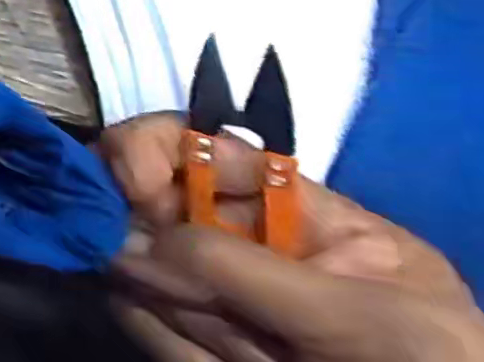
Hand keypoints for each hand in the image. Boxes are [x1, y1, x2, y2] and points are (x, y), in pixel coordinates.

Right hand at [101, 114, 483, 361]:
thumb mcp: (366, 321)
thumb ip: (241, 268)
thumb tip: (117, 244)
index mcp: (290, 209)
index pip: (190, 143)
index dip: (144, 148)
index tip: (129, 187)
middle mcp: (236, 238)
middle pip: (143, 201)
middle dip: (145, 241)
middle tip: (166, 287)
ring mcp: (210, 293)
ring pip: (132, 267)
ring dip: (168, 313)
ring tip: (240, 357)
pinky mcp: (192, 340)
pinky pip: (145, 324)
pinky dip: (169, 347)